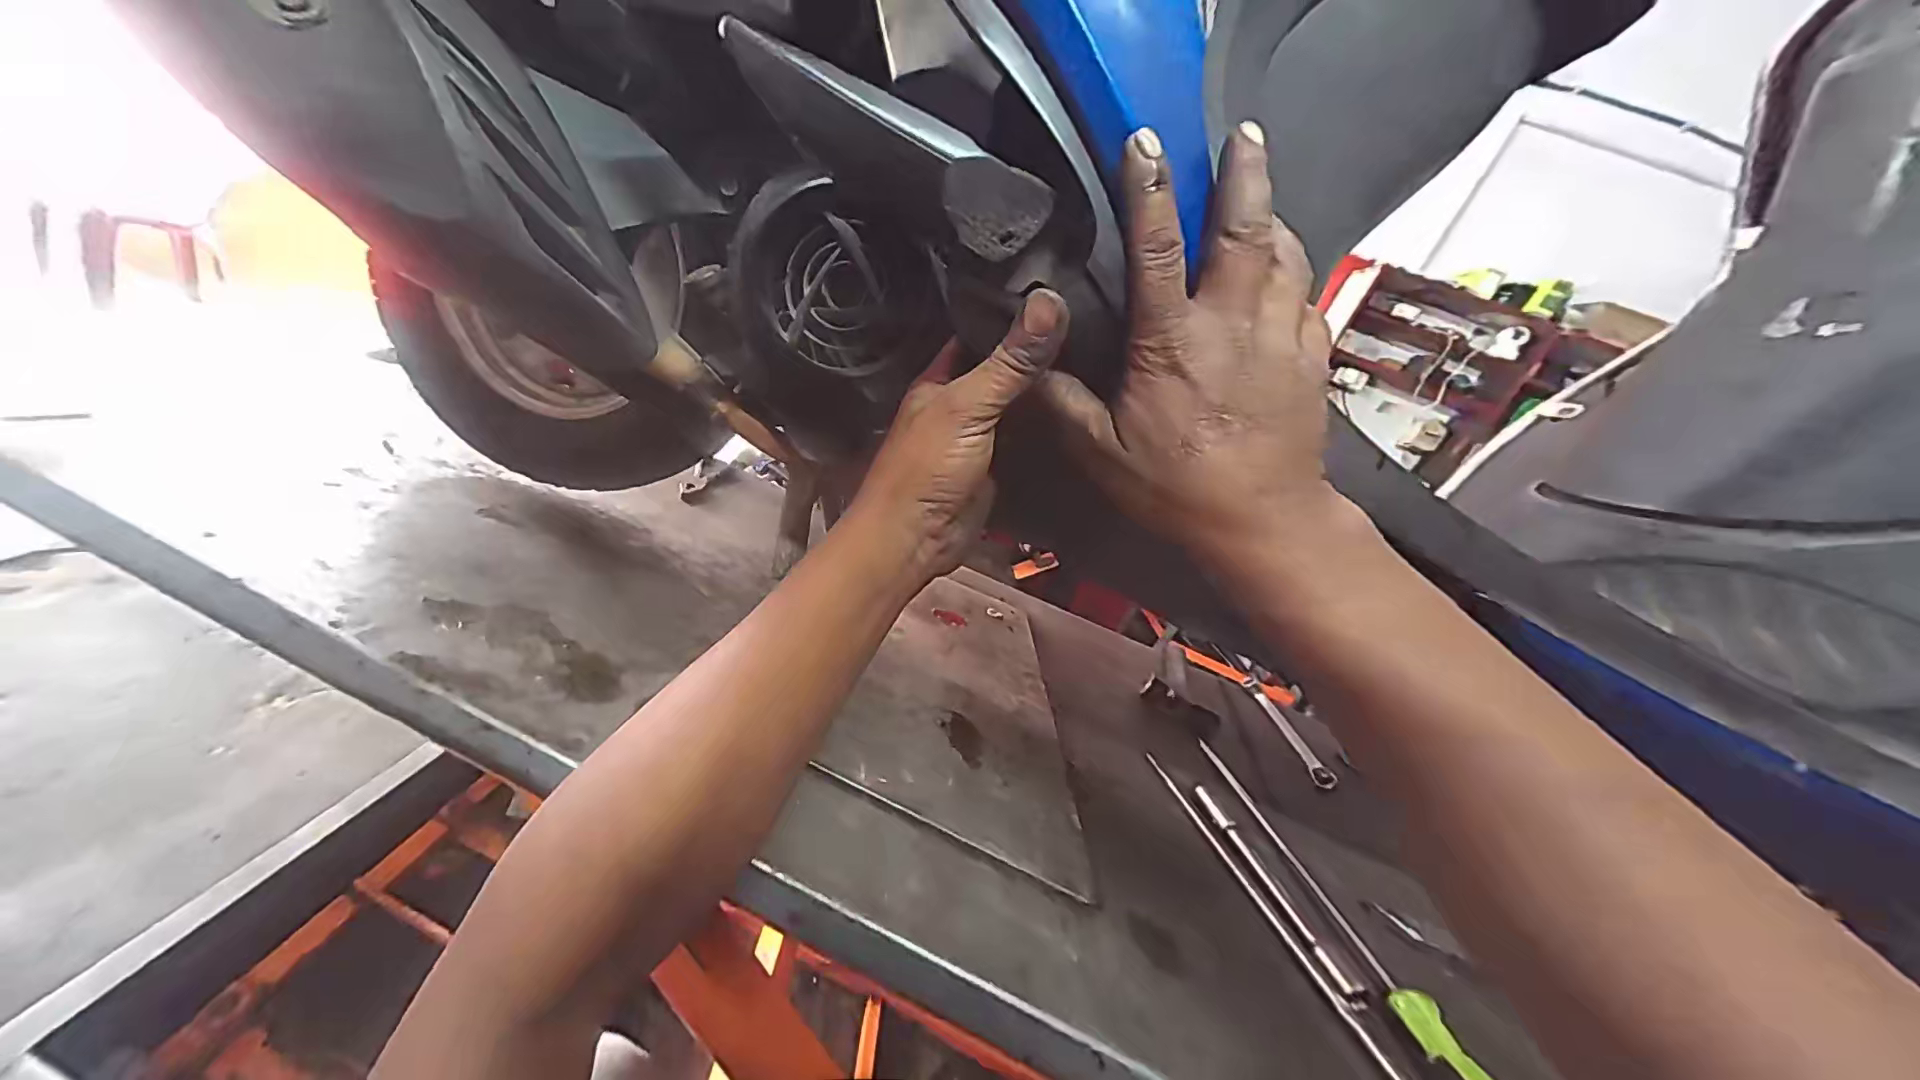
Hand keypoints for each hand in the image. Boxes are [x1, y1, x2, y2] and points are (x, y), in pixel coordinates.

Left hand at [844, 289, 1069, 579]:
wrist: (916, 540)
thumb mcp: (967, 406)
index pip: (981, 330)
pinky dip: (1050, 423)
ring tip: (1102, 352)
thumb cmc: (926, 468)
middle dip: (1040, 349)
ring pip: (1020, 402)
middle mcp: (961, 400)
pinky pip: (1028, 435)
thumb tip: (1050, 302)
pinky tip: (1084, 405)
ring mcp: (981, 433)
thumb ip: (1009, 362)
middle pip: (1005, 367)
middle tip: (1093, 319)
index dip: (1015, 311)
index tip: (1062, 288)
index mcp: (941, 376)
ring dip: (1049, 387)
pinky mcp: (999, 463)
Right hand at [1039, 122, 1355, 568]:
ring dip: (1270, 216)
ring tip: (1257, 197)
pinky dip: (1291, 268)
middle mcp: (1231, 327)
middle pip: (1244, 228)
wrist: (1263, 519)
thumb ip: (1064, 404)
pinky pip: (1304, 292)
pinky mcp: (1308, 355)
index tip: (1144, 145)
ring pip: (1285, 251)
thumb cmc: (1181, 489)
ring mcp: (1278, 337)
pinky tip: (1278, 270)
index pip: (1156, 249)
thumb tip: (1031, 369)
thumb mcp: (1102, 453)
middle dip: (1242, 173)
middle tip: (1241, 138)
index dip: (1147, 190)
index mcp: (1172, 345)